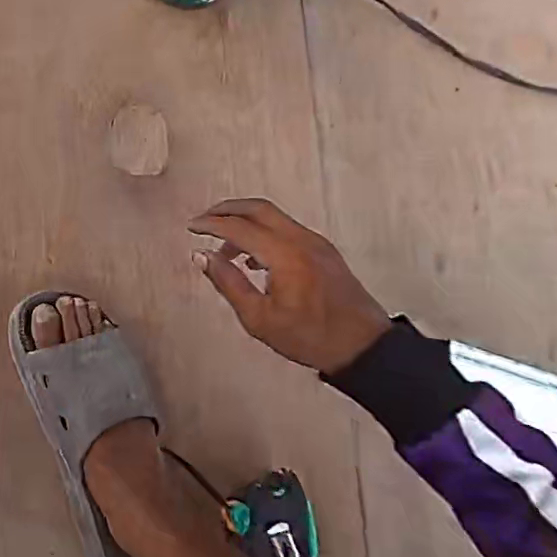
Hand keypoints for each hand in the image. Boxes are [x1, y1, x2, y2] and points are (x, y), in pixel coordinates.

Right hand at [187, 198, 390, 373]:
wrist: (366, 349)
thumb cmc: (309, 338)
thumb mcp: (258, 318)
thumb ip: (227, 282)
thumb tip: (201, 255)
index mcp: (285, 256)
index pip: (238, 227)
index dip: (210, 225)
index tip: (190, 228)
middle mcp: (302, 241)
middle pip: (258, 208)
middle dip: (226, 210)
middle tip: (203, 221)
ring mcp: (317, 243)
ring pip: (273, 217)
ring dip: (244, 222)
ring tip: (225, 248)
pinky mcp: (324, 251)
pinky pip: (286, 229)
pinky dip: (262, 232)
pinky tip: (253, 258)